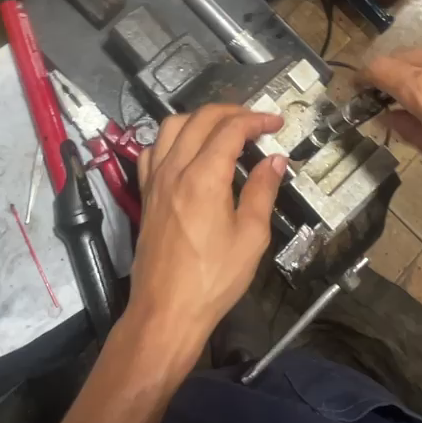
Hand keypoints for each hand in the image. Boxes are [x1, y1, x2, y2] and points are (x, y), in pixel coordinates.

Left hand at [128, 105, 287, 357]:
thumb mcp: (251, 237)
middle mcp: (174, 169)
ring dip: (199, 119)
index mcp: (203, 176)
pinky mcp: (145, 193)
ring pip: (171, 126)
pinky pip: (153, 150)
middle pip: (200, 119)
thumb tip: (275, 160)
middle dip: (231, 112)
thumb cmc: (213, 279)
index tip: (276, 123)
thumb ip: (263, 191)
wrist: (166, 310)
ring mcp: (155, 179)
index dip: (256, 120)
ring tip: (224, 129)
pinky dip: (172, 139)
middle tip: (256, 122)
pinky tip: (187, 151)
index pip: (230, 129)